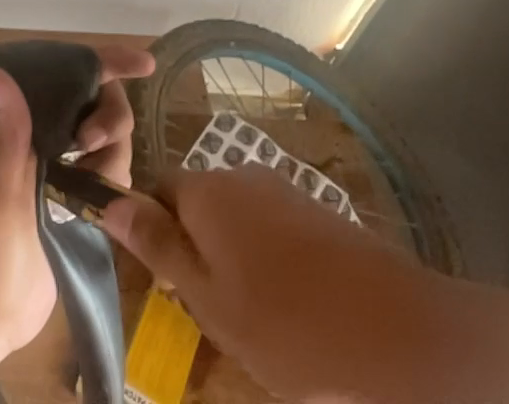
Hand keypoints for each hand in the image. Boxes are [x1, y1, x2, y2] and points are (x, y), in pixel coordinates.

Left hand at [0, 43, 154, 355]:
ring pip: (111, 143)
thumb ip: (6, 134)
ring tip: (90, 188)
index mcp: (24, 130)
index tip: (144, 64)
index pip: (70, 81)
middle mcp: (46, 143)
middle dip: (110, 118)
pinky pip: (112, 179)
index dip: (107, 65)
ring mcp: (64, 175)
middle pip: (100, 107)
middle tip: (90, 145)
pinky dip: (114, 183)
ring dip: (112, 157)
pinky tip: (106, 204)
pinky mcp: (79, 204)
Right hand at [103, 164, 446, 402]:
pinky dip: (267, 258)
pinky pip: (272, 227)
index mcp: (206, 192)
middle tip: (202, 305)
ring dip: (230, 255)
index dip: (150, 230)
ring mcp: (286, 192)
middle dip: (192, 246)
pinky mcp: (319, 213)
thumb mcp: (205, 296)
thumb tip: (108, 202)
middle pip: (197, 202)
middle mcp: (243, 177)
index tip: (160, 279)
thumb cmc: (286, 322)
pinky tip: (287, 303)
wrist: (399, 333)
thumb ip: (157, 245)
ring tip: (246, 312)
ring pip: (236, 217)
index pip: (156, 190)